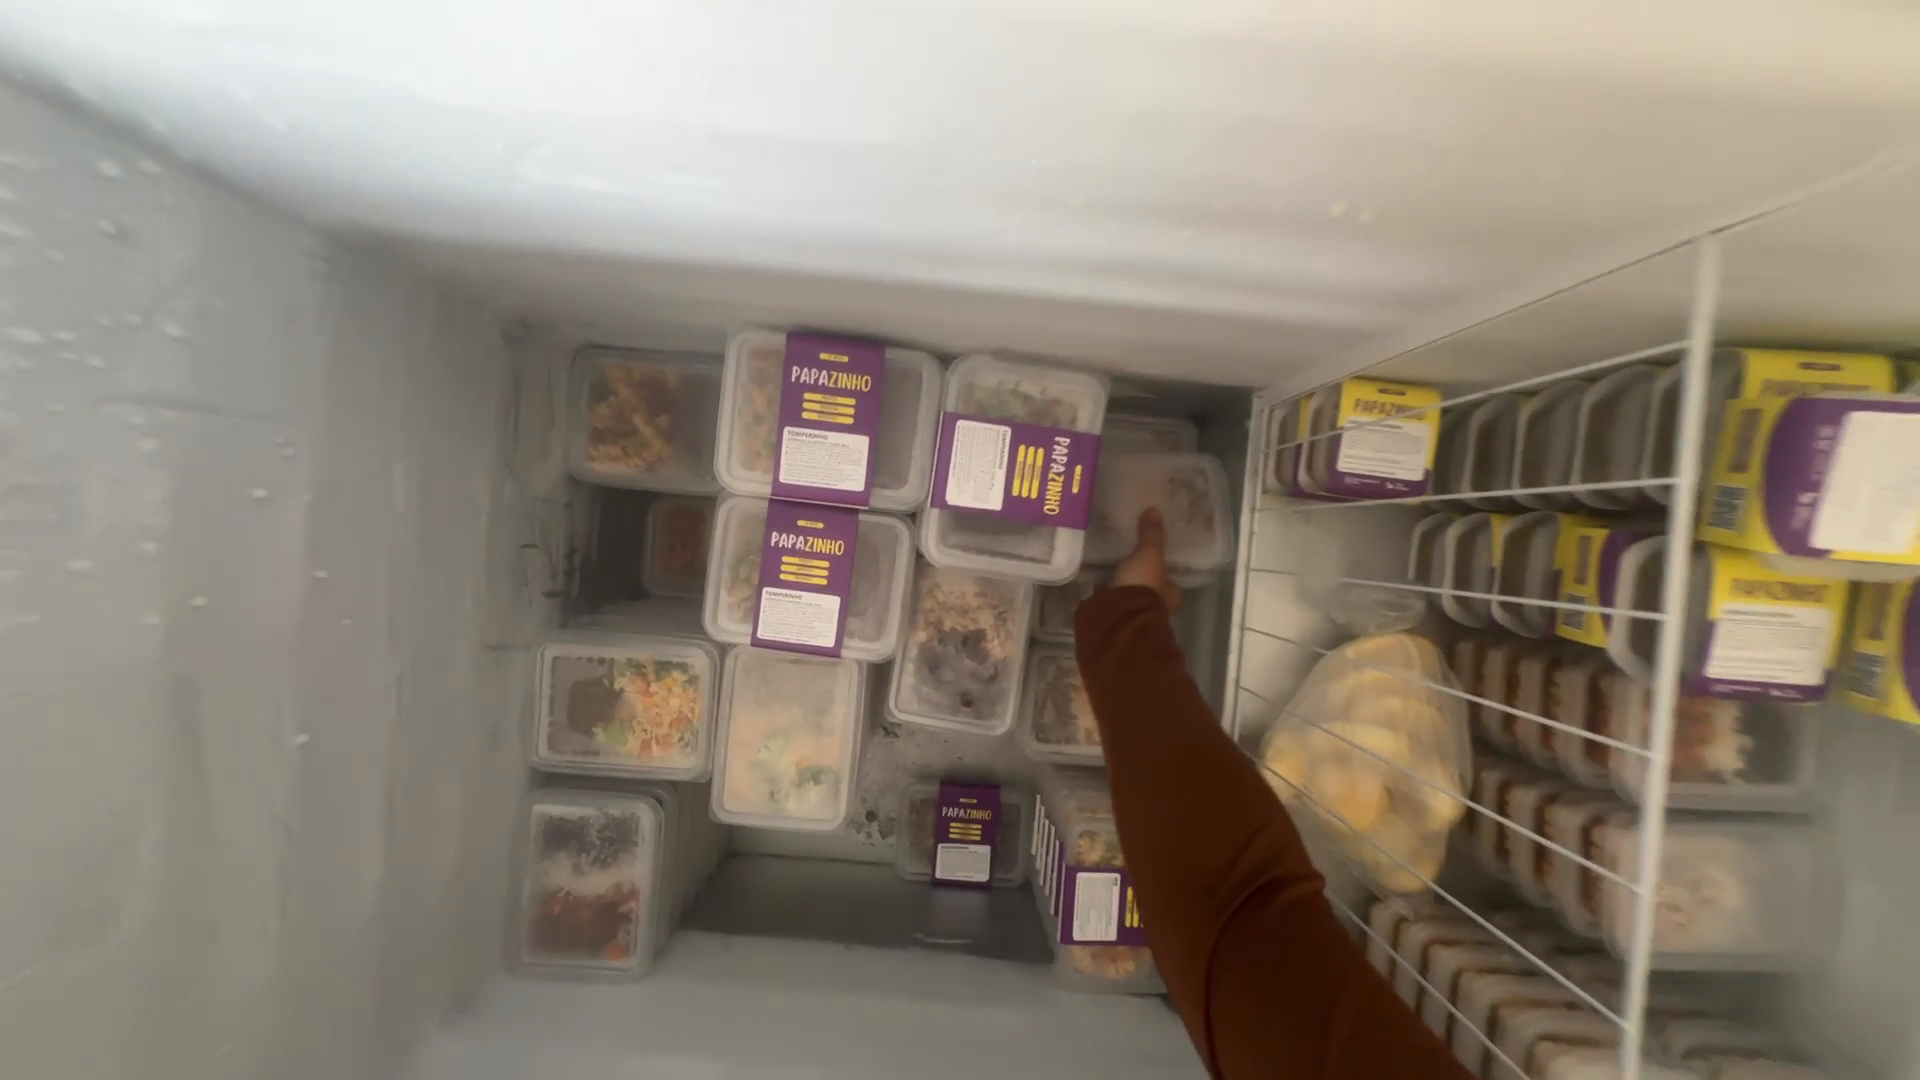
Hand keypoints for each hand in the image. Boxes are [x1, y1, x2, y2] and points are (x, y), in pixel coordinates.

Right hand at [1110, 508, 1180, 611]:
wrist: (1117, 614)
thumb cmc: (1143, 585)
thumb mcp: (1149, 554)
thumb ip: (1151, 534)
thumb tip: (1155, 509)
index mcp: (1171, 595)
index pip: (1172, 581)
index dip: (1166, 572)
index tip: (1157, 560)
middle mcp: (1155, 607)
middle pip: (1151, 589)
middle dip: (1142, 578)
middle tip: (1131, 561)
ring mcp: (1133, 613)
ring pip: (1131, 595)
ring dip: (1123, 585)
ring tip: (1112, 566)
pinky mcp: (1113, 615)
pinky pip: (1112, 599)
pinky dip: (1107, 591)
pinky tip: (1098, 578)